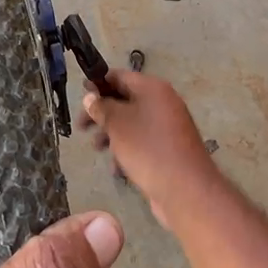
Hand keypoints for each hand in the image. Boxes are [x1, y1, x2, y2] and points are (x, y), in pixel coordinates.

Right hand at [80, 71, 218, 225]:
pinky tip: (116, 168)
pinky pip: (142, 142)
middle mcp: (162, 103)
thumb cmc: (148, 148)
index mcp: (153, 88)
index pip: (120, 76)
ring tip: (96, 148)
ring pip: (132, 123)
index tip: (81, 95)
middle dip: (102, 113)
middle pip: (125, 100)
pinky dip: (127, 149)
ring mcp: (168, 127)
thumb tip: (90, 97)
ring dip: (112, 133)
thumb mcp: (118, 124)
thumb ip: (101, 107)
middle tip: (82, 126)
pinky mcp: (169, 150)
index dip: (98, 83)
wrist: (186, 190)